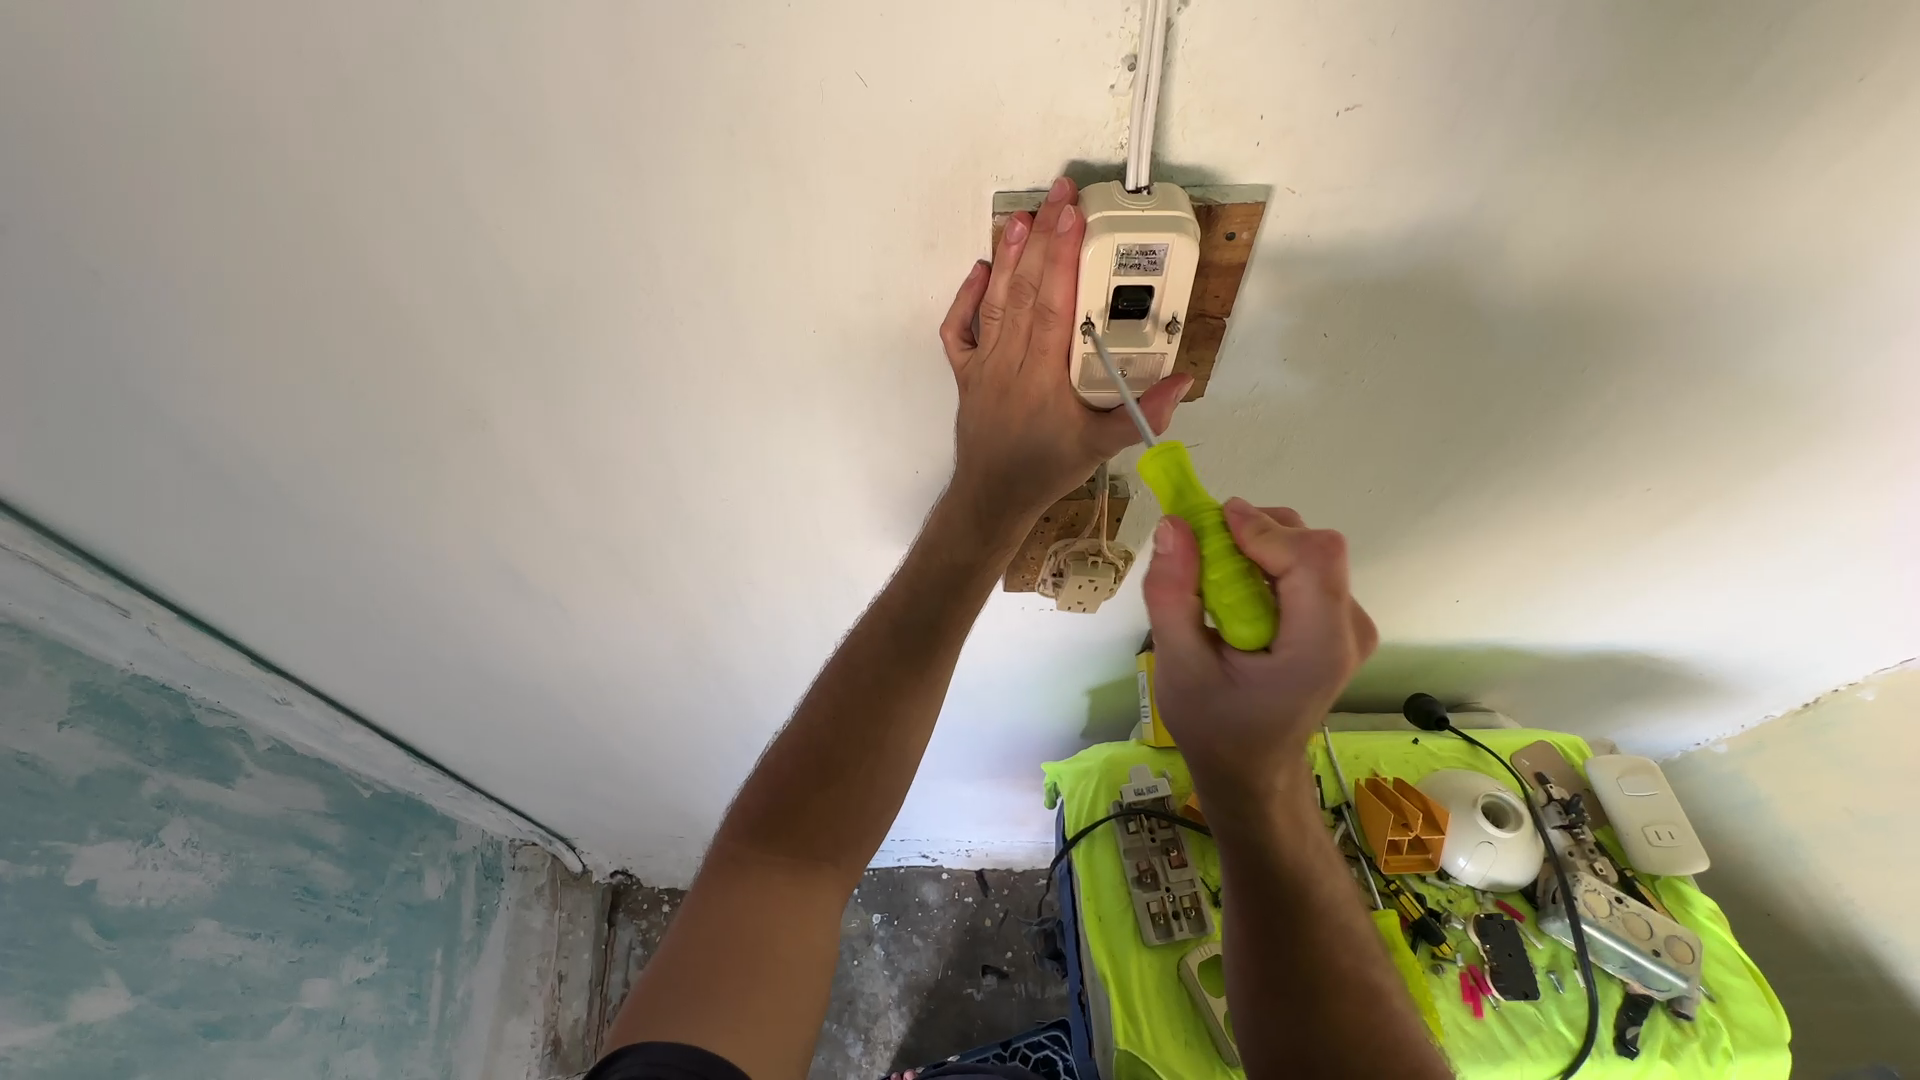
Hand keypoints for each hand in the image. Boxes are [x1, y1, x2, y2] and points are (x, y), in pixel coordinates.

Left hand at [938, 176, 1191, 522]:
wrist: (992, 498)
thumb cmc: (1046, 471)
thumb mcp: (1101, 448)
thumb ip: (1143, 414)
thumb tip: (1185, 380)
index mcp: (1043, 375)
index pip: (1053, 303)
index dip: (1063, 255)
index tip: (1074, 212)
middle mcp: (1009, 361)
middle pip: (1024, 290)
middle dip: (1042, 238)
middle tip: (1057, 192)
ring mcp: (983, 365)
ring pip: (994, 302)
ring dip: (1007, 257)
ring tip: (1022, 216)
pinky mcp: (966, 374)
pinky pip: (959, 331)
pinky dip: (966, 299)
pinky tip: (979, 271)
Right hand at [1142, 500, 1377, 794]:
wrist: (1250, 769)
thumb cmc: (1214, 727)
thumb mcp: (1179, 667)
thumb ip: (1173, 596)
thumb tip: (1173, 525)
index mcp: (1319, 647)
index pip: (1312, 557)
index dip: (1262, 529)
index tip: (1208, 524)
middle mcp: (1348, 629)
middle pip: (1315, 547)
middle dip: (1256, 531)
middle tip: (1202, 548)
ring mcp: (1348, 625)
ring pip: (1311, 551)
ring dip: (1259, 544)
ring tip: (1213, 573)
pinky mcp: (1337, 622)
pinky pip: (1307, 568)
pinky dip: (1266, 561)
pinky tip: (1234, 589)